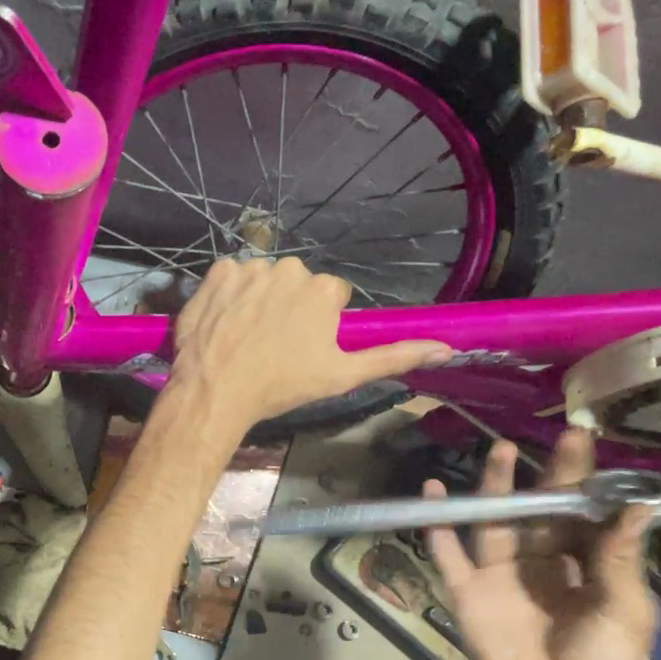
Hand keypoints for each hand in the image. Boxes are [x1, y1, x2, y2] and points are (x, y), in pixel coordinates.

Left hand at [167, 257, 450, 436]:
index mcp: (322, 289)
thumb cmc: (279, 387)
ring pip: (263, 279)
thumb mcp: (341, 376)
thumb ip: (392, 357)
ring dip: (258, 300)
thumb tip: (446, 348)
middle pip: (295, 284)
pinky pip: (229, 276)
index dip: (317, 323)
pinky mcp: (216, 274)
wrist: (214, 391)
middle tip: (271, 346)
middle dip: (288, 308)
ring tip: (245, 337)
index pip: (330, 296)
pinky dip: (227, 294)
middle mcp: (289, 269)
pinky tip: (223, 322)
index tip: (301, 348)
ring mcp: (249, 269)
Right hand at [422, 431, 658, 659]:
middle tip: (560, 437)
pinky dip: (437, 527)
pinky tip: (430, 495)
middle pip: (541, 513)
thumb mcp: (626, 609)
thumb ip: (619, 557)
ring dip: (495, 488)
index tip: (591, 445)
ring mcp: (501, 580)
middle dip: (550, 476)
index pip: (585, 517)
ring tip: (498, 450)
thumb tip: (633, 504)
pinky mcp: (467, 594)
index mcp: (587, 572)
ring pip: (494, 523)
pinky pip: (448, 555)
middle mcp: (542, 569)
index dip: (588, 483)